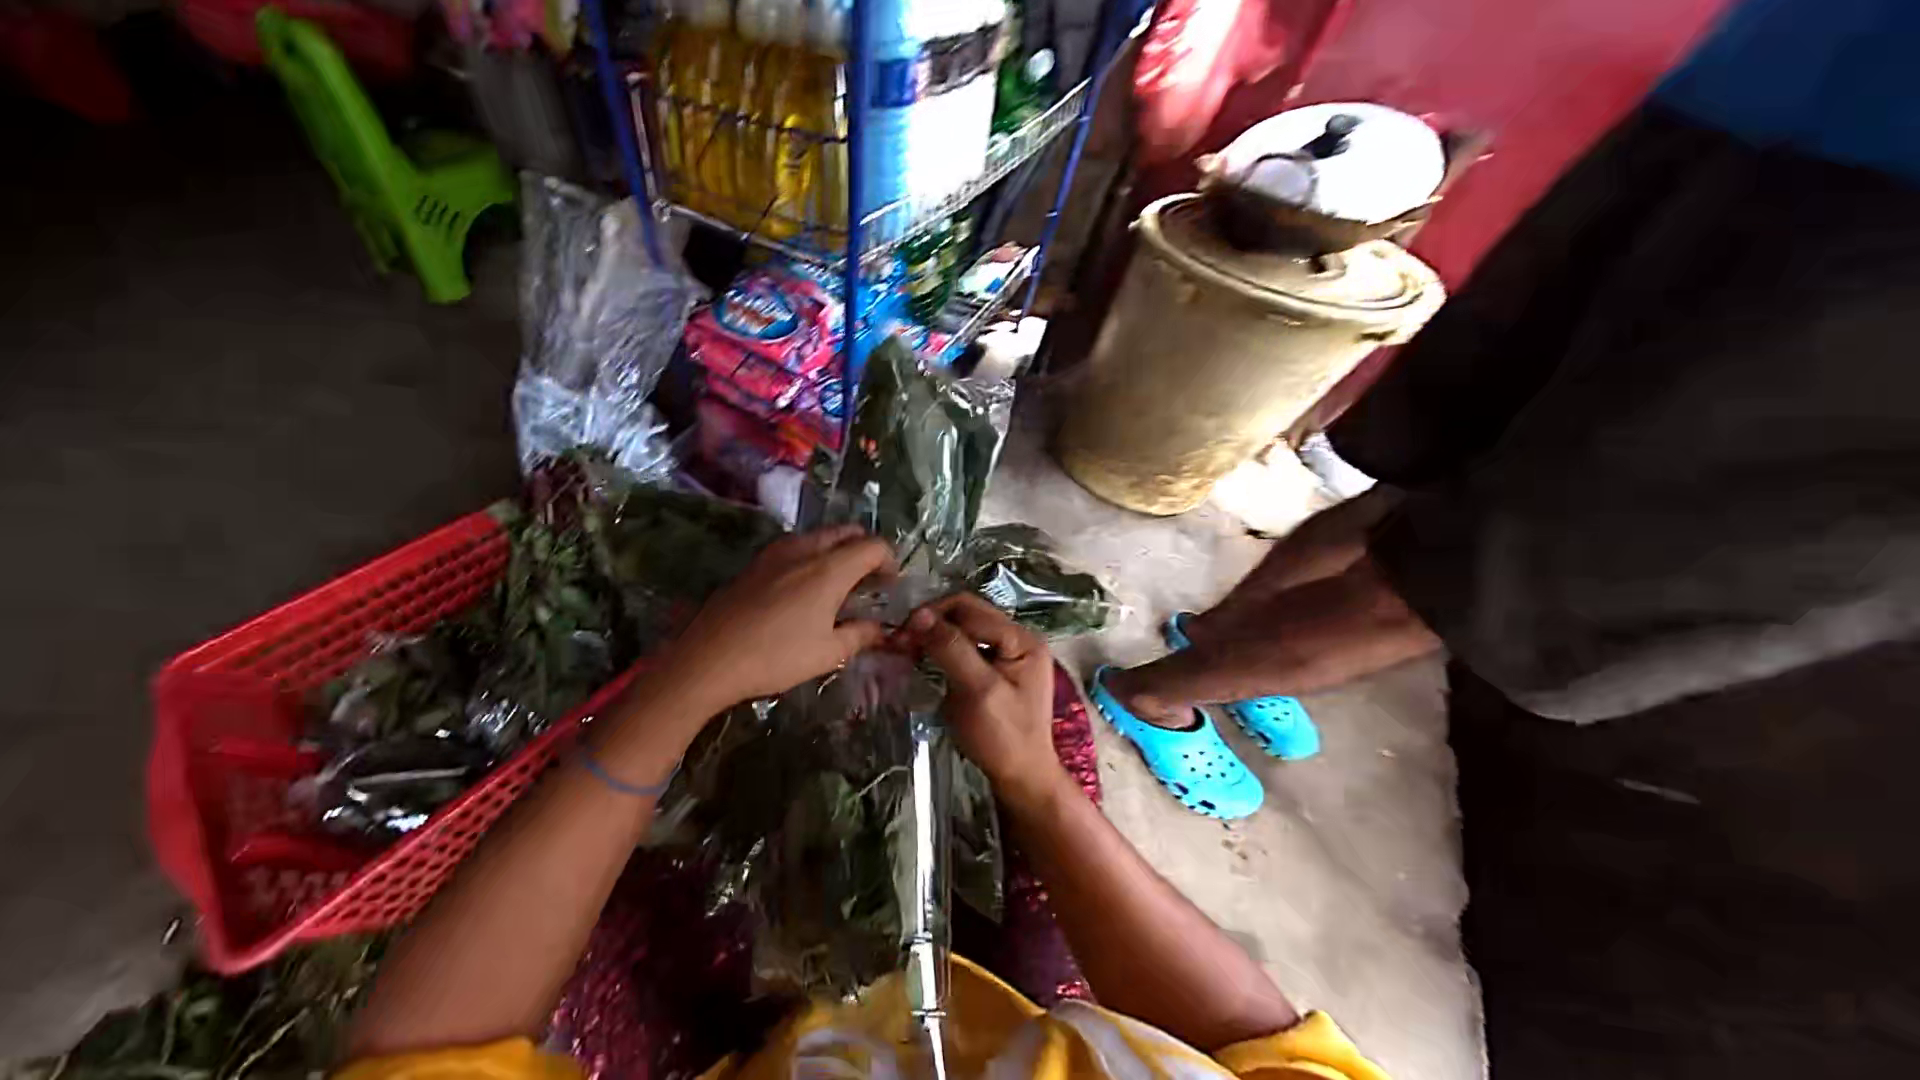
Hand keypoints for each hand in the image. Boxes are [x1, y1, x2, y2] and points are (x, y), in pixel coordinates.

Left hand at [669, 526, 894, 708]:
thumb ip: (861, 635)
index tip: (889, 587)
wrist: (709, 658)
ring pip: (820, 536)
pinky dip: (812, 557)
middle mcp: (806, 549)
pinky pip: (796, 547)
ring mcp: (777, 552)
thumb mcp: (828, 653)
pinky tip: (803, 590)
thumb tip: (880, 629)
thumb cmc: (776, 657)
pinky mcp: (756, 562)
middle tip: (868, 581)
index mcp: (830, 568)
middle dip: (865, 549)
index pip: (874, 545)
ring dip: (838, 551)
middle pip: (848, 531)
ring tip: (838, 584)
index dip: (890, 562)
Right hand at [906, 594, 1064, 806]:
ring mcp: (1007, 654)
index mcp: (1021, 639)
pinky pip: (966, 647)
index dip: (934, 615)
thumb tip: (920, 616)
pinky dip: (943, 649)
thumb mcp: (978, 690)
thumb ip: (952, 649)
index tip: (902, 633)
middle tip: (901, 639)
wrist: (1022, 779)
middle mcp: (1017, 639)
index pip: (970, 608)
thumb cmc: (1003, 737)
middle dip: (933, 622)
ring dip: (935, 634)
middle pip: (967, 615)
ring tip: (907, 647)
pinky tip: (924, 658)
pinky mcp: (995, 670)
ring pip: (964, 629)